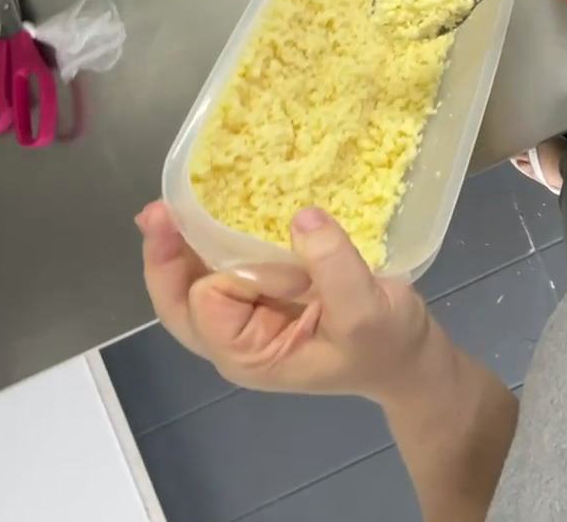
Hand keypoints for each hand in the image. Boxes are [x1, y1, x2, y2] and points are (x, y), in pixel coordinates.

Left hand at [136, 201, 437, 402]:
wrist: (407, 356)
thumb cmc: (385, 343)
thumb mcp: (364, 311)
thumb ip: (332, 267)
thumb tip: (301, 216)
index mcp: (250, 353)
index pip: (212, 302)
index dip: (242, 273)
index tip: (293, 271)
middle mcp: (239, 338)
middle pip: (181, 301)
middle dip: (167, 257)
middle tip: (158, 212)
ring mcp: (253, 317)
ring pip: (199, 284)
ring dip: (185, 247)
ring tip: (170, 209)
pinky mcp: (272, 296)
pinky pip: (234, 269)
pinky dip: (219, 243)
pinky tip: (218, 216)